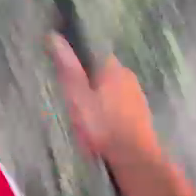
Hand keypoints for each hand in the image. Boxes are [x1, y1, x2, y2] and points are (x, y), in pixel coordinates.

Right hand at [49, 35, 160, 166]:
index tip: (66, 72)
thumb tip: (53, 35)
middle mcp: (127, 74)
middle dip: (89, 79)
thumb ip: (67, 67)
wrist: (136, 160)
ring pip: (113, 87)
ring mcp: (137, 94)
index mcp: (111, 66)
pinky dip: (111, 109)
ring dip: (101, 96)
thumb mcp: (78, 96)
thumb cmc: (103, 125)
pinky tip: (103, 124)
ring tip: (86, 113)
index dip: (78, 59)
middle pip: (102, 69)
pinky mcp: (142, 113)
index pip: (92, 51)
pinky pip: (121, 104)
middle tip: (73, 97)